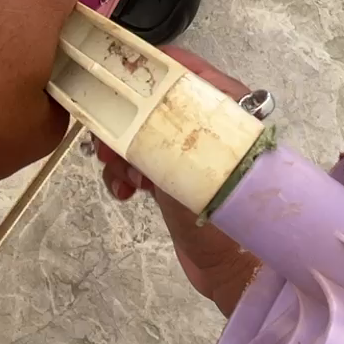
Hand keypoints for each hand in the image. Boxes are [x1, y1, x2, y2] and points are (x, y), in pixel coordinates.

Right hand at [96, 46, 261, 316]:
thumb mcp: (194, 175)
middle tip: (104, 141)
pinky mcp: (176, 181)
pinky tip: (123, 193)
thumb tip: (124, 124)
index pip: (189, 71)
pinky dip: (126, 173)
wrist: (240, 277)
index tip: (116, 74)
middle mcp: (210, 127)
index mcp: (229, 112)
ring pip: (143, 133)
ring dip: (120, 150)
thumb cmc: (231, 223)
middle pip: (156, 102)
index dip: (153, 66)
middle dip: (124, 117)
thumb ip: (162, 146)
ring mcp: (191, 154)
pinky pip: (141, 163)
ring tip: (116, 175)